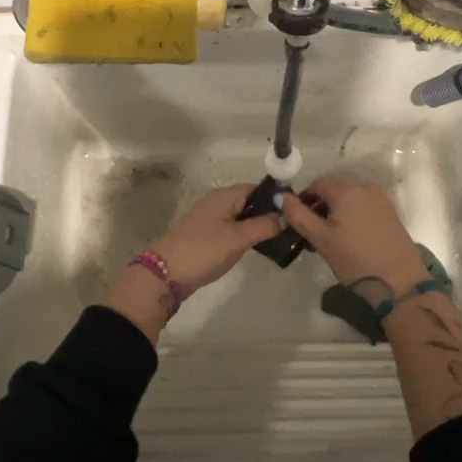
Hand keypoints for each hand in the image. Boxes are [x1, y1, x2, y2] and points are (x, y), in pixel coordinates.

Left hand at [104, 184, 281, 342]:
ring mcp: (209, 219)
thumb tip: (284, 216)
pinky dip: (244, 236)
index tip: (296, 211)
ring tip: (279, 239)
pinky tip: (255, 247)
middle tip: (292, 229)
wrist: (166, 273)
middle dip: (268, 213)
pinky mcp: (205, 236)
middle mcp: (216, 202)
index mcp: (224, 196)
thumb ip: (263, 225)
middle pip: (248, 202)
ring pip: (240, 217)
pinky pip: (231, 230)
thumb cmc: (204, 250)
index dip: (275, 197)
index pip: (256, 188)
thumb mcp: (238, 238)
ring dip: (256, 226)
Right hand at [275, 176, 424, 290]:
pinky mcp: (391, 214)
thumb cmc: (355, 260)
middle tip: (309, 234)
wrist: (400, 284)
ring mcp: (381, 200)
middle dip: (318, 208)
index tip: (295, 221)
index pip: (316, 184)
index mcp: (347, 190)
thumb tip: (280, 197)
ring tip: (327, 241)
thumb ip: (298, 216)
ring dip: (334, 214)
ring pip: (348, 200)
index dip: (302, 200)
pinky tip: (346, 240)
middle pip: (333, 190)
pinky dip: (350, 217)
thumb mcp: (321, 239)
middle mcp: (365, 188)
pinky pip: (363, 208)